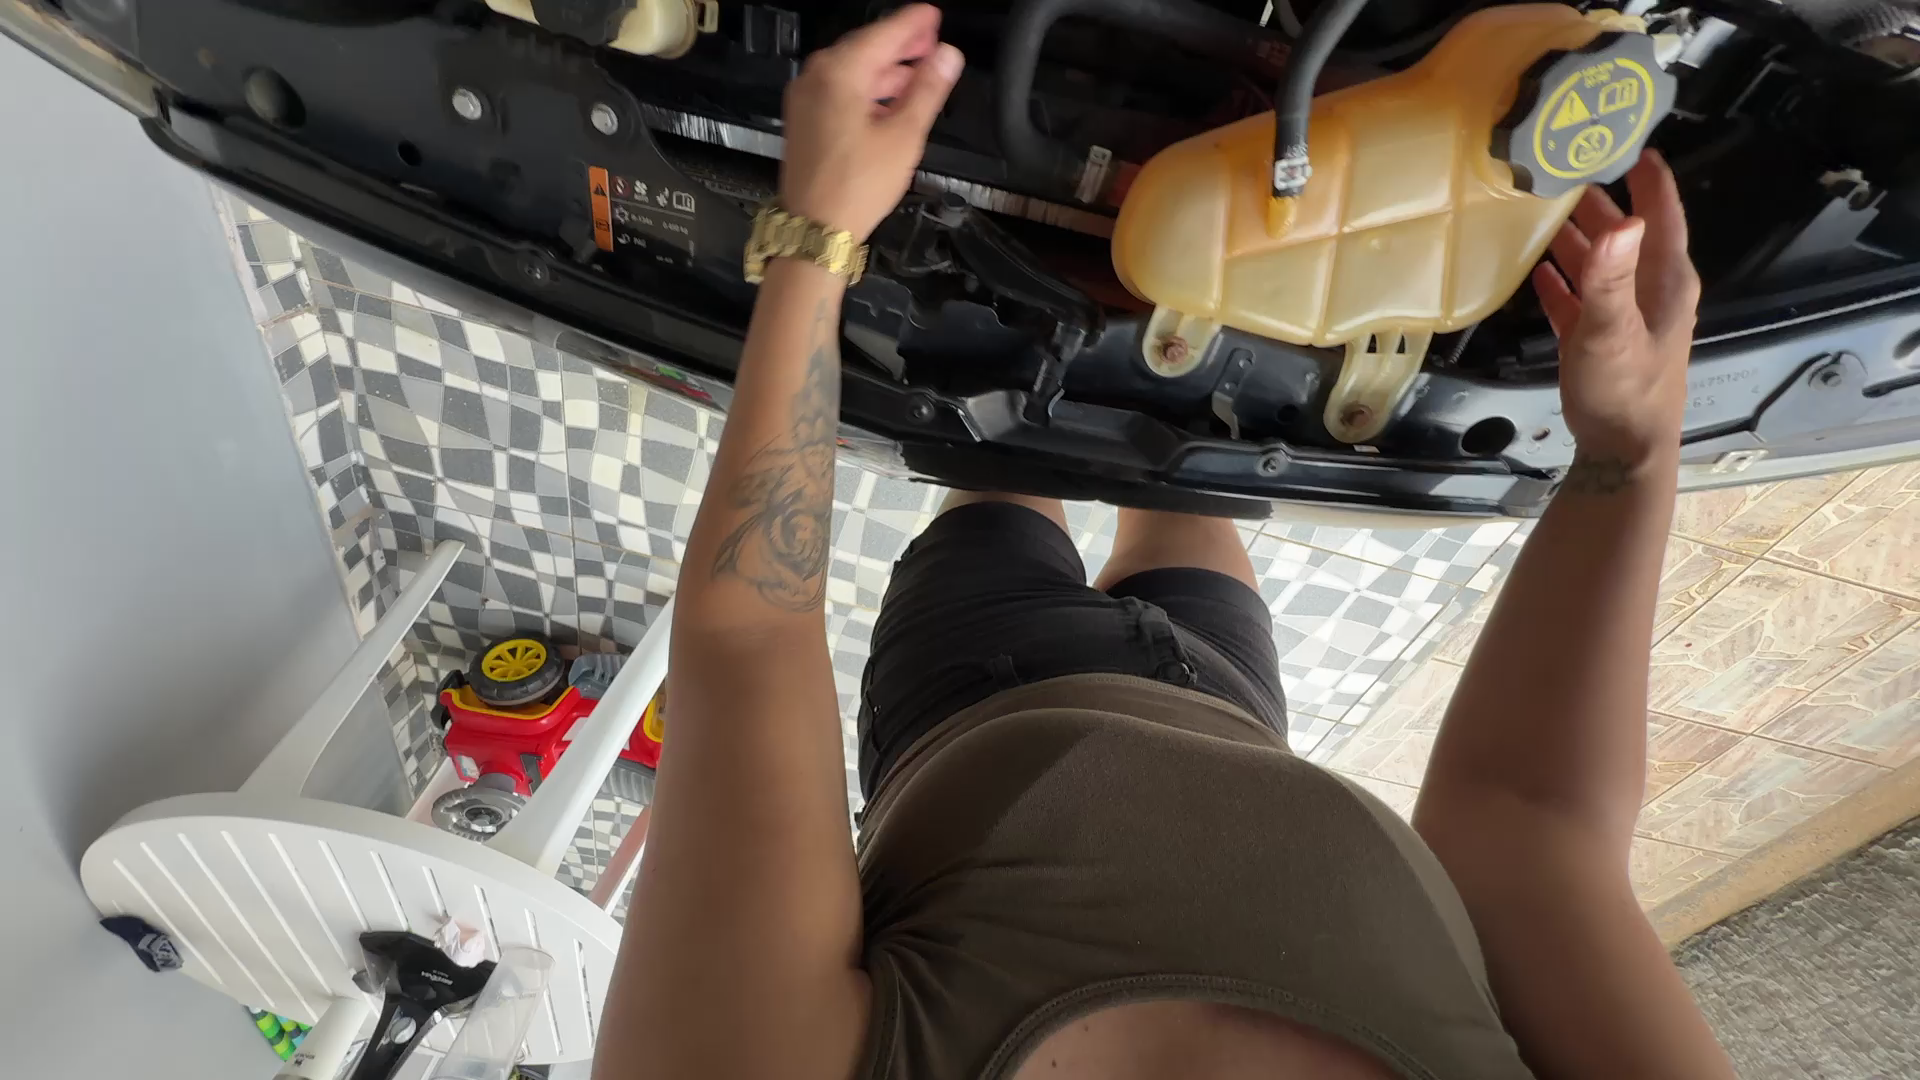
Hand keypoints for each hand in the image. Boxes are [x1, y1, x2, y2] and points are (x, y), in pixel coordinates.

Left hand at [779, 4, 964, 243]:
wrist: (815, 229)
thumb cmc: (854, 189)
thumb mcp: (903, 137)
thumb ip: (927, 91)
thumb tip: (948, 57)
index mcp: (840, 72)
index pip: (885, 32)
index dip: (914, 24)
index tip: (933, 17)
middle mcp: (816, 78)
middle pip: (865, 49)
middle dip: (900, 47)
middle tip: (929, 44)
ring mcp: (805, 100)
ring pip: (851, 73)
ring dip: (884, 72)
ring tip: (913, 77)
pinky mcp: (804, 123)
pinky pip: (837, 94)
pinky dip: (864, 91)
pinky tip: (883, 105)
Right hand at [1532, 150, 1701, 474]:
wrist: (1623, 444)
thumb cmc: (1622, 387)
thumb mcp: (1611, 332)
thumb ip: (1609, 281)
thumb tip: (1620, 223)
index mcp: (1661, 281)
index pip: (1659, 218)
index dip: (1648, 182)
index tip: (1630, 147)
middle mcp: (1646, 291)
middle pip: (1625, 237)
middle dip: (1601, 206)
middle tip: (1568, 176)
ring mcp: (1621, 316)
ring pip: (1600, 267)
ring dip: (1577, 242)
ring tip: (1546, 216)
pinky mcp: (1595, 340)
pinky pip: (1578, 299)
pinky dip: (1562, 282)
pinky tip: (1539, 272)